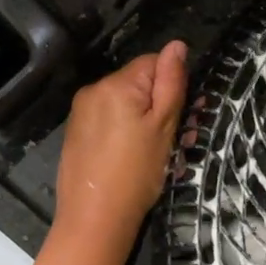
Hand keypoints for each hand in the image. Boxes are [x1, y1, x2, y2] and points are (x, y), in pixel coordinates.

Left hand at [54, 41, 187, 246]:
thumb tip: (178, 45)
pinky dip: (129, 133)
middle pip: (140, 85)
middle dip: (163, 107)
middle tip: (183, 140)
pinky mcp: (78, 134)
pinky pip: (112, 122)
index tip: (187, 115)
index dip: (174, 86)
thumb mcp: (164, 126)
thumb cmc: (136, 173)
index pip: (154, 63)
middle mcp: (94, 91)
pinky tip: (139, 160)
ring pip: (127, 105)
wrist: (95, 220)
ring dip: (149, 122)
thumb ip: (171, 82)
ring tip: (164, 155)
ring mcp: (82, 113)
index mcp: (116, 84)